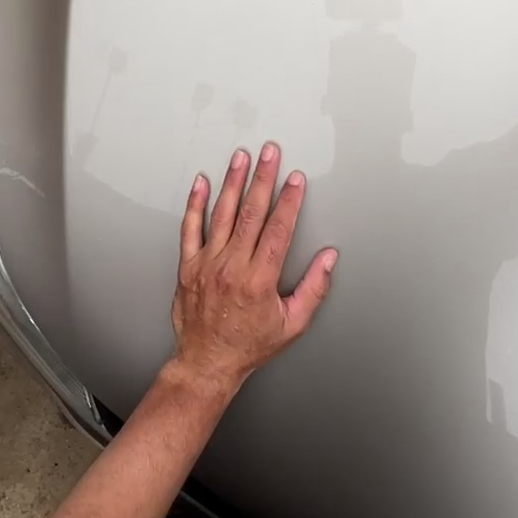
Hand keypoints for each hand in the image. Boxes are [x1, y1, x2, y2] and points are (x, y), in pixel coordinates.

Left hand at [170, 142, 336, 395]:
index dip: (289, 200)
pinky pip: (190, 228)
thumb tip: (329, 259)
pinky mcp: (188, 266)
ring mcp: (207, 264)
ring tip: (241, 157)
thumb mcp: (292, 324)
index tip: (296, 179)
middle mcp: (232, 267)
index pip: (278, 230)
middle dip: (263, 177)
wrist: (205, 364)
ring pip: (222, 213)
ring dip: (233, 181)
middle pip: (251, 212)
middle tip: (270, 153)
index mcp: (259, 280)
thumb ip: (313, 289)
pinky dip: (195, 203)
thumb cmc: (249, 345)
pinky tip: (202, 183)